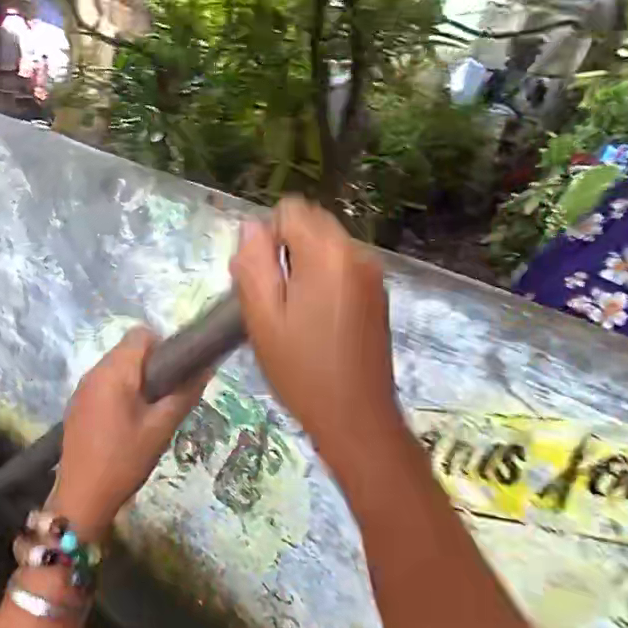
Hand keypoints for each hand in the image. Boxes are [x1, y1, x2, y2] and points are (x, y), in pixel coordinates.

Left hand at [49, 326, 211, 541]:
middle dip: (153, 366)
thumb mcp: (162, 428)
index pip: (141, 333)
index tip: (177, 374)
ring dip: (137, 381)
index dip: (164, 346)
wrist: (82, 497)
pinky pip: (104, 385)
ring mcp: (82, 389)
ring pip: (117, 368)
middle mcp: (93, 372)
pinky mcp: (77, 406)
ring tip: (152, 413)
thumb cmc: (125, 460)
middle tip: (169, 397)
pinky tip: (130, 424)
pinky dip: (121, 393)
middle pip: (128, 350)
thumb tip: (206, 367)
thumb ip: (185, 393)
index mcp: (113, 371)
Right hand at [230, 196, 401, 461]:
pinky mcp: (377, 295)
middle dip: (285, 250)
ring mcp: (372, 274)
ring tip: (291, 314)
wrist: (356, 417)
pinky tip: (314, 322)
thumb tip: (251, 226)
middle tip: (272, 300)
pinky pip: (341, 268)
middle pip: (311, 224)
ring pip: (326, 246)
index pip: (291, 210)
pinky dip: (321, 281)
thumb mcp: (263, 318)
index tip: (262, 279)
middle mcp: (357, 253)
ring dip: (302, 266)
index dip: (267, 239)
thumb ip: (253, 264)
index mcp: (329, 254)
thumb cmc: (302, 370)